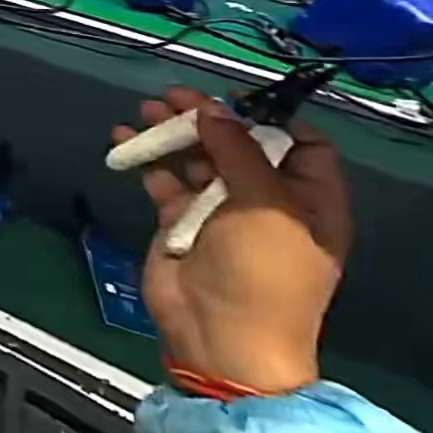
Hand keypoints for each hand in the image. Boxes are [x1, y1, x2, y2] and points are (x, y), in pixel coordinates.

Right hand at [112, 86, 350, 394]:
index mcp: (307, 202)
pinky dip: (145, 158)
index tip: (235, 100)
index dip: (273, 118)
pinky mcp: (178, 219)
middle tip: (173, 96)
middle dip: (207, 117)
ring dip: (172, 132)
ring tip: (147, 110)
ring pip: (196, 157)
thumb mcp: (266, 207)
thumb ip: (239, 151)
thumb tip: (212, 110)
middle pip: (238, 144)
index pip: (302, 146)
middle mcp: (265, 201)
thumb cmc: (261, 273)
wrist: (217, 336)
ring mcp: (219, 210)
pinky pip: (163, 178)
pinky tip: (126, 140)